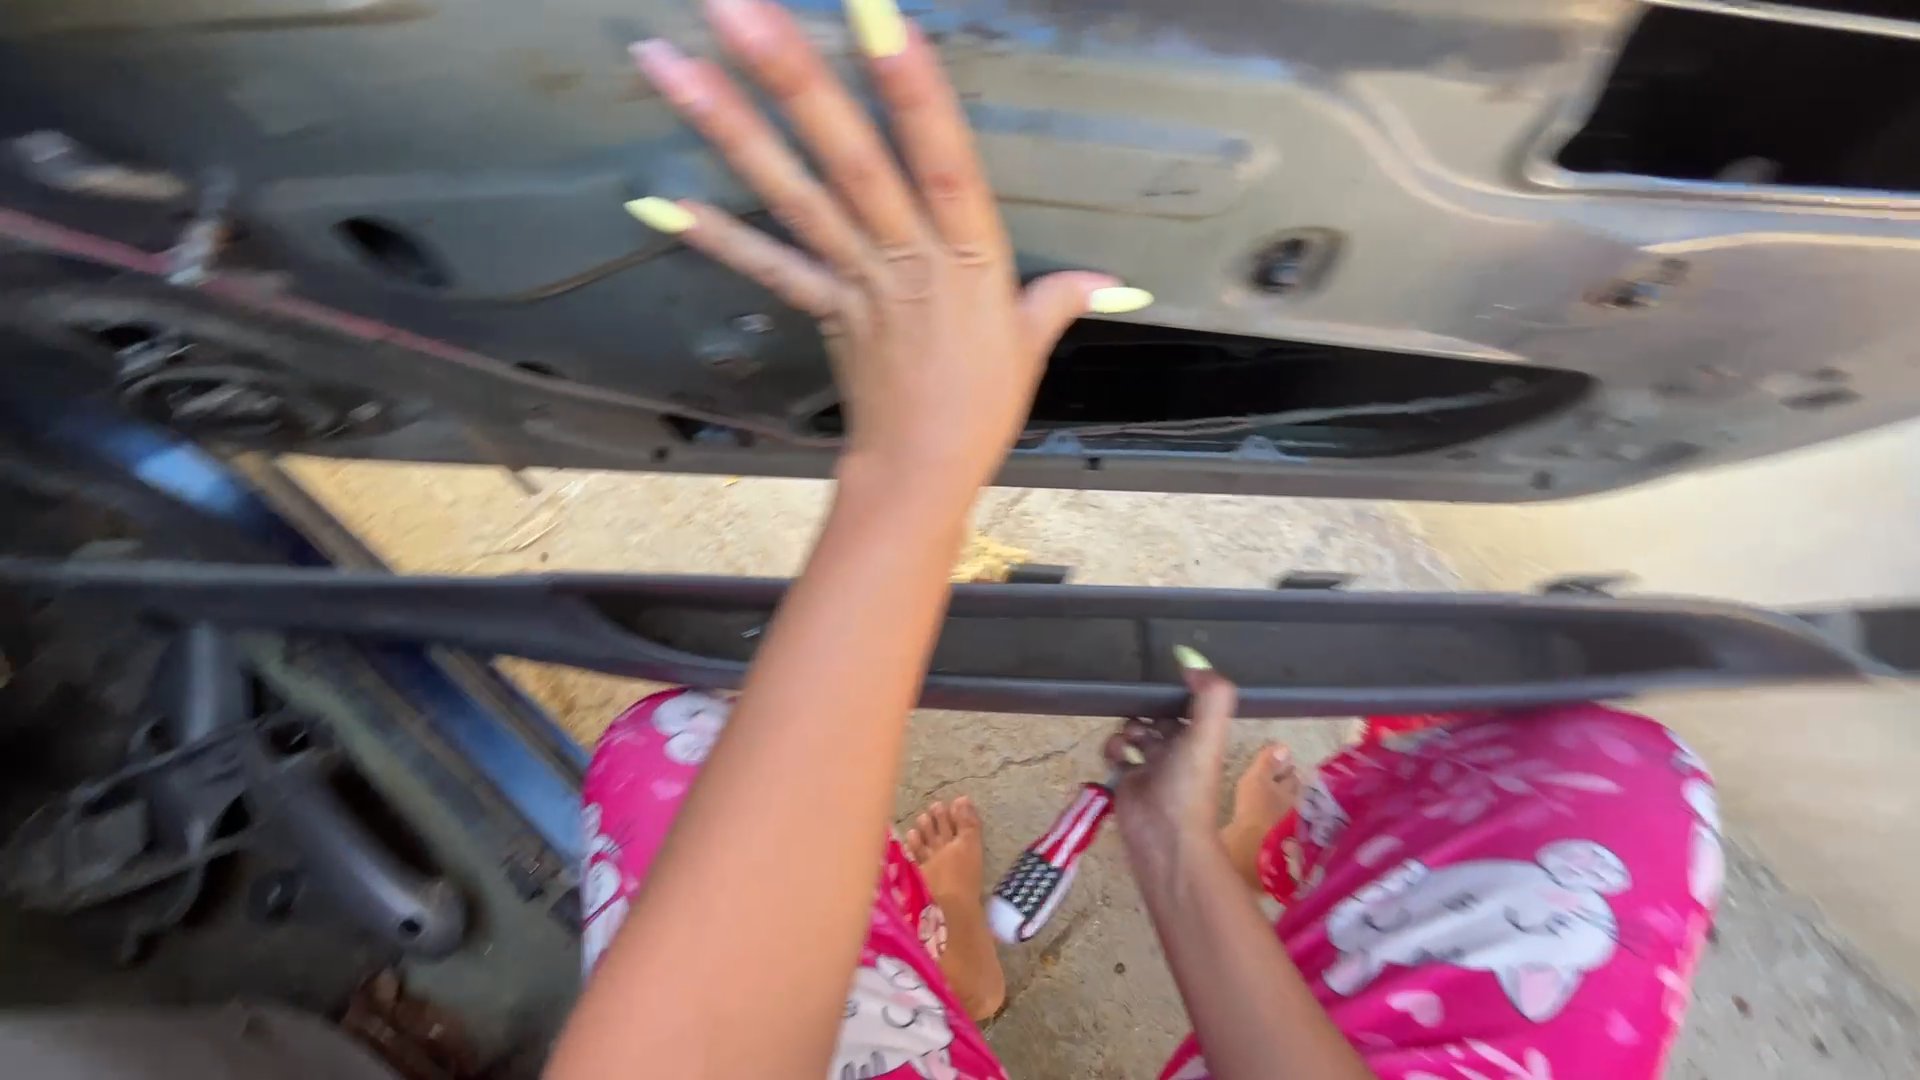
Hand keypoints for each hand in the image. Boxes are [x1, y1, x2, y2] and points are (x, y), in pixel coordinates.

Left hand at [626, 0, 1152, 489]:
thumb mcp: (1031, 347)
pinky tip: (661, 200)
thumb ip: (1059, 299)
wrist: (923, 471)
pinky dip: (719, 236)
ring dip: (735, 133)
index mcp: (971, 258)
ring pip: (798, 202)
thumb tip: (1112, 280)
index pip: (945, 162)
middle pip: (852, 163)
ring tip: (671, 65)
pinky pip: (770, 270)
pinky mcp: (824, 311)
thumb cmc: (982, 409)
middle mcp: (908, 259)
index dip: (914, 93)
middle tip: (734, 5)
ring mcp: (857, 284)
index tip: (877, 16)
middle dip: (797, 81)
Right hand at [1103, 647, 1239, 868]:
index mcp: (1201, 740)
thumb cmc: (1189, 784)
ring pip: (1134, 733)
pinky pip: (1115, 754)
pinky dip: (1113, 750)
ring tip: (1129, 741)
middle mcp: (1177, 752)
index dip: (1177, 693)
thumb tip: (1191, 660)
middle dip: (1146, 711)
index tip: (1163, 679)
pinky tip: (1118, 757)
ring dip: (1127, 729)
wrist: (1164, 837)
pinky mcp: (1126, 781)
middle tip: (1140, 712)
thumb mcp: (1208, 734)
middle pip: (1158, 718)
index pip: (1189, 707)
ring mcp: (1151, 767)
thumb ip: (1209, 695)